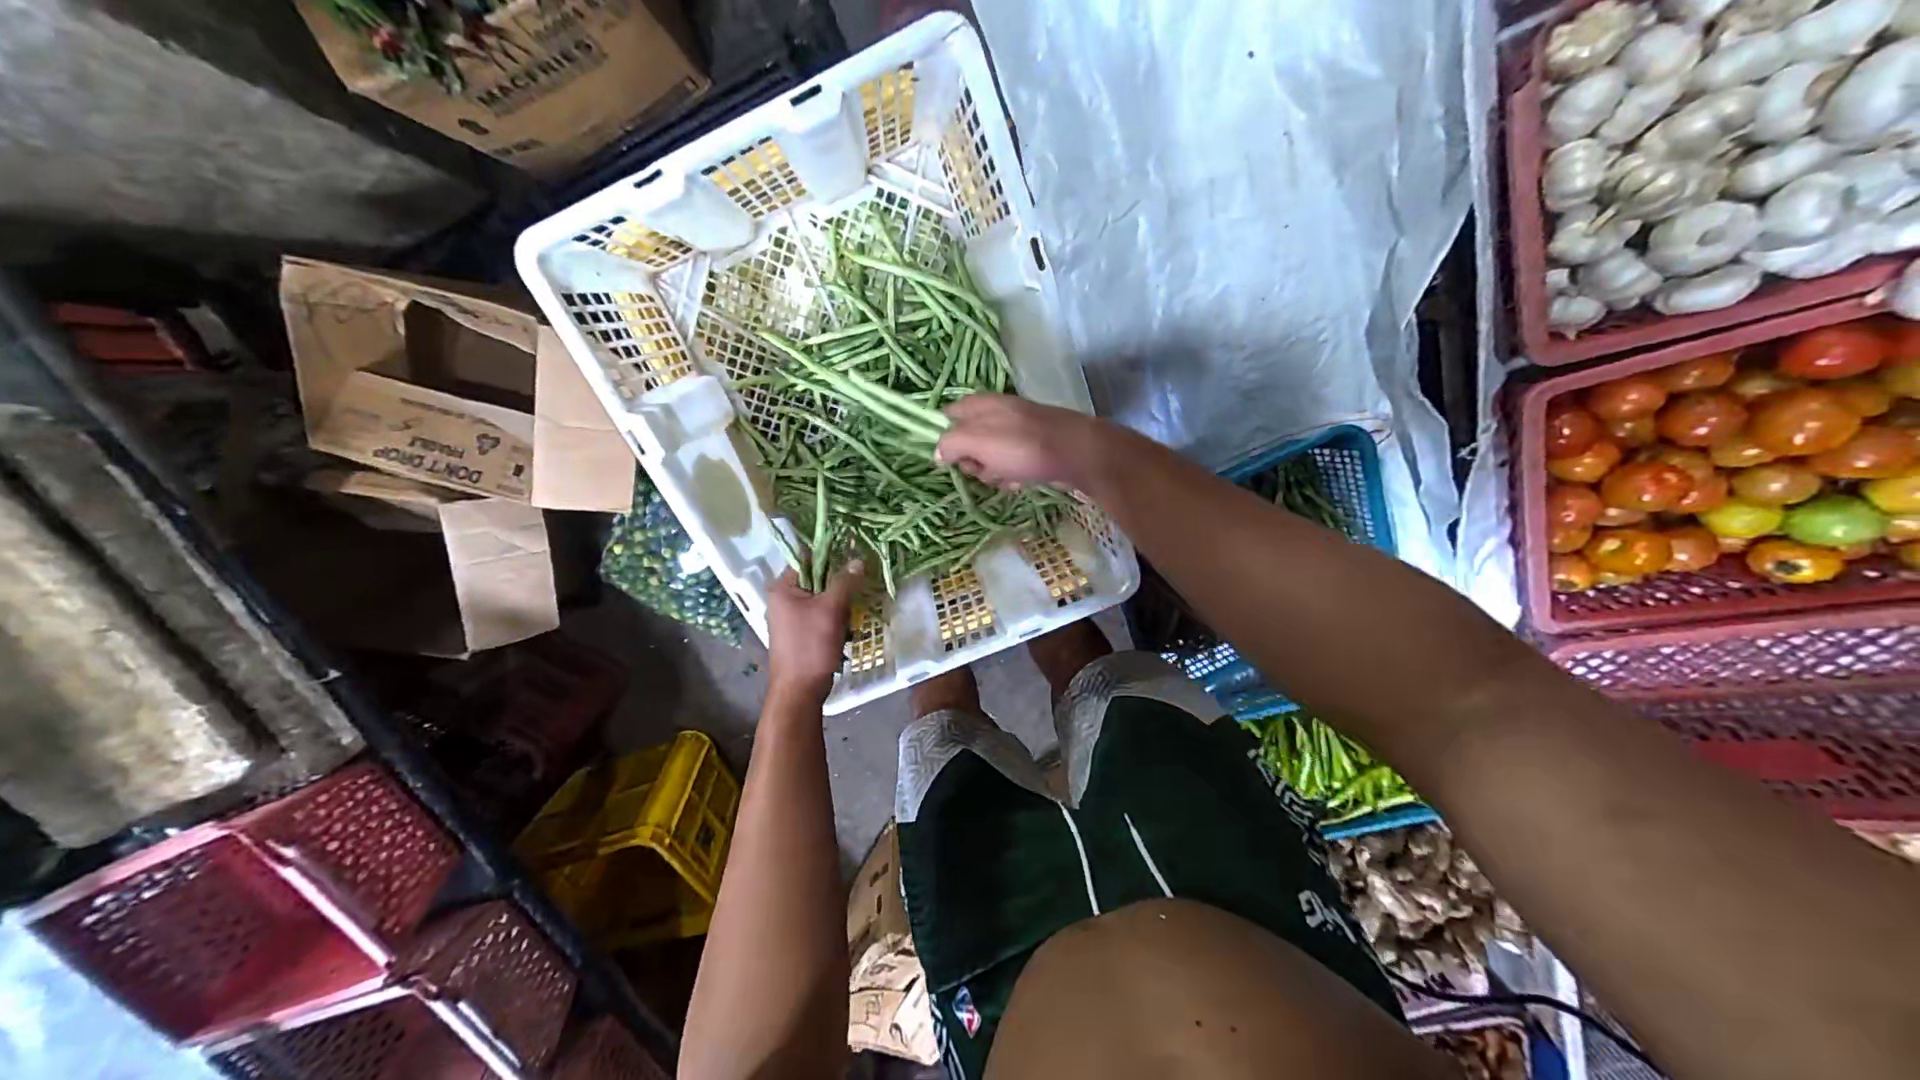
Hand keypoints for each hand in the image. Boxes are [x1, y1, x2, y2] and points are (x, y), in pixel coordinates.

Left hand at [766, 560, 864, 702]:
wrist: (800, 690)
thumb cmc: (811, 646)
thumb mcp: (831, 609)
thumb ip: (844, 581)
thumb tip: (857, 560)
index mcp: (783, 588)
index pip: (807, 559)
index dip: (831, 556)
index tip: (855, 558)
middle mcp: (783, 599)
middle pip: (817, 579)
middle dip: (839, 586)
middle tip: (857, 591)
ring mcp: (791, 618)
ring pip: (822, 599)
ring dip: (840, 605)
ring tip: (850, 616)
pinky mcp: (800, 633)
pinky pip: (821, 616)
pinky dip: (835, 620)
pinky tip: (845, 630)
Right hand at [933, 394, 1109, 491]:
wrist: (1076, 453)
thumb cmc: (1021, 445)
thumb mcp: (976, 440)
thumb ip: (949, 443)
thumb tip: (937, 453)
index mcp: (979, 404)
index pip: (947, 417)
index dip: (945, 440)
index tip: (949, 459)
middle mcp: (996, 413)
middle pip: (967, 442)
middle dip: (972, 462)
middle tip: (983, 468)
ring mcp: (1016, 430)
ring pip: (989, 458)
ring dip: (993, 473)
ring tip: (1007, 476)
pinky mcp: (1033, 448)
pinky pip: (1010, 465)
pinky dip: (1013, 476)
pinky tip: (1022, 480)